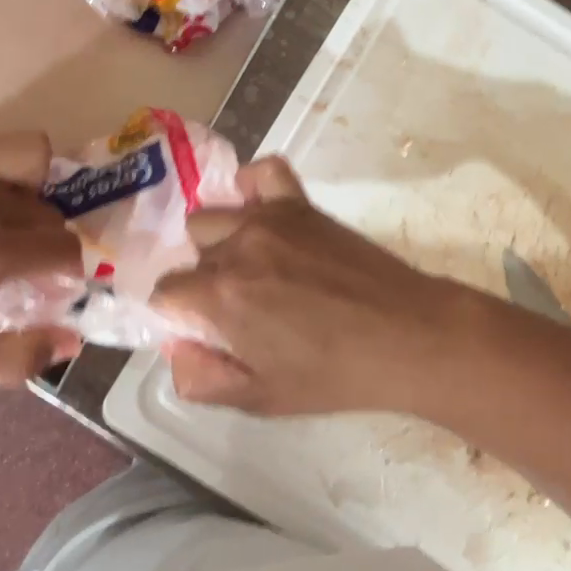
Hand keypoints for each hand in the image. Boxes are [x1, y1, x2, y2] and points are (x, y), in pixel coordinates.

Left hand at [0, 95, 82, 383]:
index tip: (46, 277)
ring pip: (31, 152)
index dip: (64, 266)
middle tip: (15, 253)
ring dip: (29, 180)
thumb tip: (72, 339)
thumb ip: (16, 357)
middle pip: (48, 208)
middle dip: (43, 234)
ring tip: (2, 202)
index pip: (64, 246)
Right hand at [150, 157, 475, 415]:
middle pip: (190, 255)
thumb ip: (202, 380)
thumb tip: (176, 352)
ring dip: (219, 241)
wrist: (406, 336)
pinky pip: (262, 173)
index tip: (203, 329)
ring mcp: (268, 218)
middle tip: (237, 306)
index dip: (177, 315)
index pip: (164, 293)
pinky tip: (259, 212)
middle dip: (201, 281)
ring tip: (251, 265)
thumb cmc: (334, 374)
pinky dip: (252, 187)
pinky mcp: (299, 204)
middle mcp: (236, 247)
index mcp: (221, 296)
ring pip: (211, 217)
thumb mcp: (262, 398)